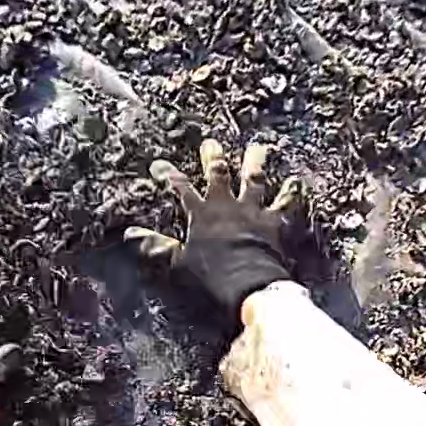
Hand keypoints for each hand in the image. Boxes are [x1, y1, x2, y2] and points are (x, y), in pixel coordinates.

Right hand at [125, 138, 304, 317]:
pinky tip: (296, 181)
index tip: (159, 165)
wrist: (246, 281)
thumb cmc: (209, 275)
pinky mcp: (272, 221)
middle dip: (213, 158)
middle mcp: (225, 205)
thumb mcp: (177, 262)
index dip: (169, 176)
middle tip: (210, 143)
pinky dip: (290, 192)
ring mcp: (251, 210)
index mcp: (200, 214)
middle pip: (218, 175)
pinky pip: (284, 203)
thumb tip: (130, 234)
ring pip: (253, 179)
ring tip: (257, 148)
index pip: (181, 189)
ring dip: (254, 163)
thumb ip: (156, 245)